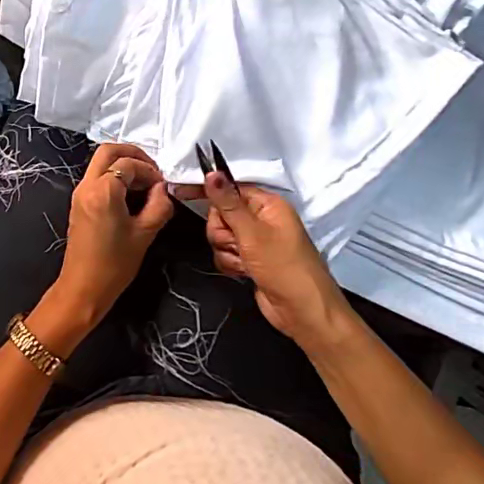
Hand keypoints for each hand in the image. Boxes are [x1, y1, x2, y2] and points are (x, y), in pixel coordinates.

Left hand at [46, 143, 173, 327]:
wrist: (83, 287)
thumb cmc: (114, 264)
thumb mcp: (145, 233)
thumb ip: (159, 205)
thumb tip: (163, 189)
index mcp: (102, 190)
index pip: (128, 163)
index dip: (150, 170)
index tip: (163, 185)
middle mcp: (86, 186)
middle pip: (107, 151)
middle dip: (132, 154)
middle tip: (153, 170)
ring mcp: (79, 194)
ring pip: (99, 163)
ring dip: (122, 165)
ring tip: (145, 183)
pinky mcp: (78, 203)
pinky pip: (96, 178)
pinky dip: (113, 177)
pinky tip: (132, 195)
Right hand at [192, 172, 354, 349]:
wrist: (302, 311)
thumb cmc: (283, 267)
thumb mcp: (252, 232)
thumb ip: (228, 203)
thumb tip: (212, 172)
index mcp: (268, 204)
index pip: (230, 188)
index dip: (210, 192)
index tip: (181, 192)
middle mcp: (261, 219)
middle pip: (220, 214)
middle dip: (221, 232)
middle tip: (237, 243)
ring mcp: (255, 241)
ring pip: (219, 236)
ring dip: (226, 251)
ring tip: (245, 262)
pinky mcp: (249, 260)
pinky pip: (225, 253)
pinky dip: (230, 263)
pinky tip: (244, 272)